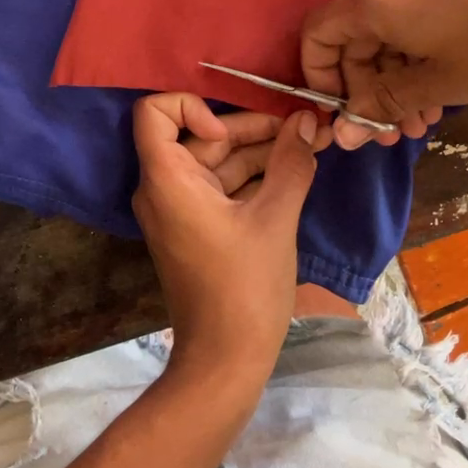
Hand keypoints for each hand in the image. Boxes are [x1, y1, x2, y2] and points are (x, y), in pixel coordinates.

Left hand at [130, 94, 321, 378]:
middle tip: (307, 124)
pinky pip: (222, 185)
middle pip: (201, 135)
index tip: (229, 131)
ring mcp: (180, 207)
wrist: (224, 361)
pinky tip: (297, 169)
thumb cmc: (243, 288)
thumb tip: (308, 120)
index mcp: (167, 179)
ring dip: (262, 151)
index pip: (154, 112)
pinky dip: (255, 176)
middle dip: (253, 127)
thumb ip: (291, 164)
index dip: (191, 106)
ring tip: (313, 142)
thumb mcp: (274, 220)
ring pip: (218, 160)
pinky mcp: (198, 225)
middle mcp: (165, 187)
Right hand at [301, 0, 467, 142]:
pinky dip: (413, 64)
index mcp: (378, 1)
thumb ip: (382, 105)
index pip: (317, 33)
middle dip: (364, 90)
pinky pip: (410, 28)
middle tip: (388, 134)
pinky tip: (438, 98)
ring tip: (419, 125)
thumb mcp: (439, 85)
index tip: (342, 114)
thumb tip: (339, 136)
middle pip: (351, 39)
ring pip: (384, 38)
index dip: (317, 76)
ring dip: (392, 84)